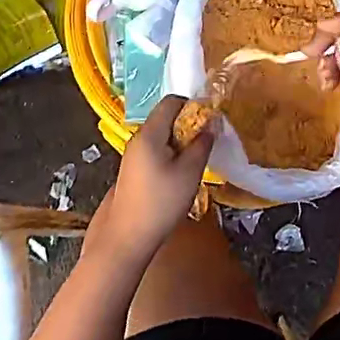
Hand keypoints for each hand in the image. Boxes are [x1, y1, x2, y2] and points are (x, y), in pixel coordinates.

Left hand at [88, 95, 214, 263]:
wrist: (128, 238)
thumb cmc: (161, 202)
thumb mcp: (189, 171)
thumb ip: (202, 143)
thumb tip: (212, 123)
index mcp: (149, 133)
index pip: (171, 102)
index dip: (193, 106)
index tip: (209, 123)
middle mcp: (138, 139)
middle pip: (166, 117)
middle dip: (189, 125)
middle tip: (205, 144)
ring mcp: (133, 155)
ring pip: (161, 135)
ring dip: (181, 142)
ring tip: (195, 161)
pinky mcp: (133, 170)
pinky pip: (155, 150)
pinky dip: (171, 154)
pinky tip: (180, 174)